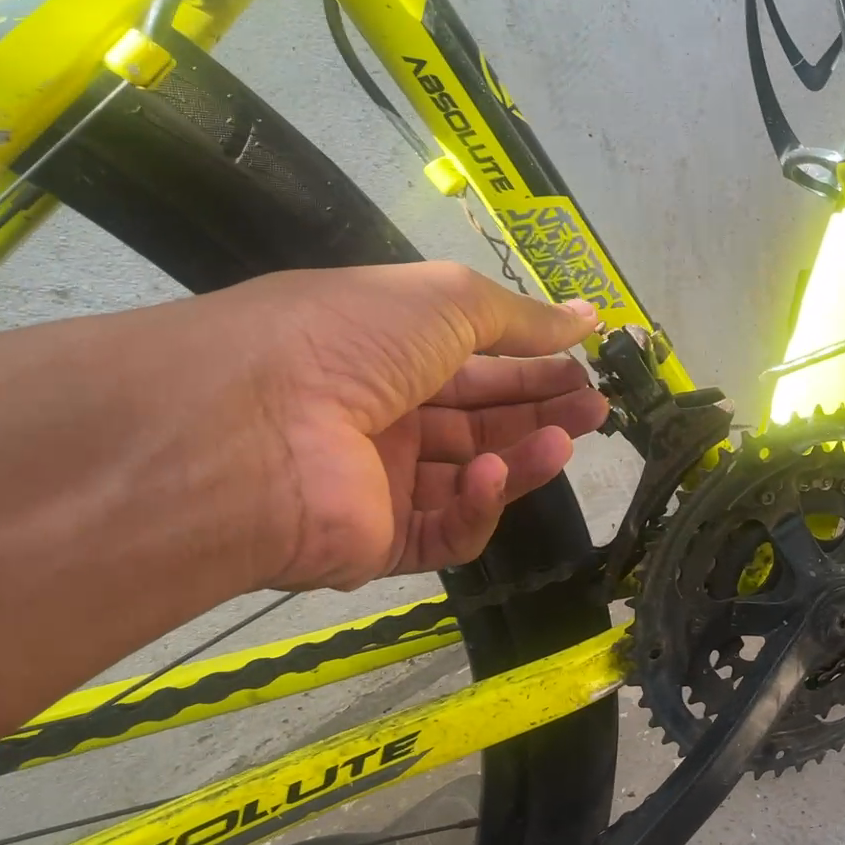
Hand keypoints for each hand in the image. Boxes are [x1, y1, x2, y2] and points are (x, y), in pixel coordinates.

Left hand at [207, 263, 606, 589]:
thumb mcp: (445, 300)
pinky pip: (445, 531)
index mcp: (384, 353)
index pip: (475, 363)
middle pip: (483, 421)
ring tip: (568, 440)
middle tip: (596, 407)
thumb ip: (520, 316)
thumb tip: (586, 317)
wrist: (248, 430)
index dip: (533, 362)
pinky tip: (492, 478)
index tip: (587, 363)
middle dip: (543, 410)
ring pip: (472, 476)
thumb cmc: (346, 341)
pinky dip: (478, 506)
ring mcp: (378, 484)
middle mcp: (381, 417)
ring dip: (524, 457)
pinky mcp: (378, 544)